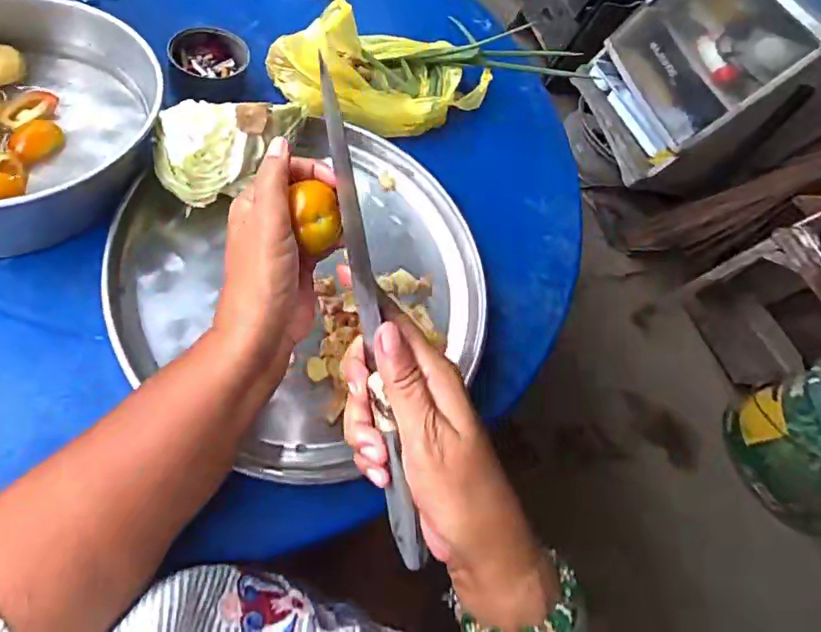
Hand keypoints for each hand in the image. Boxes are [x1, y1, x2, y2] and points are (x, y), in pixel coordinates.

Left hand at [216, 138, 337, 364]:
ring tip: (346, 219)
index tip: (333, 180)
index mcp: (253, 205)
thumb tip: (280, 141)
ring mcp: (285, 242)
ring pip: (313, 213)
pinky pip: (321, 238)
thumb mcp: (267, 219)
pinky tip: (345, 240)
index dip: (309, 168)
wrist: (263, 333)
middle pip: (301, 189)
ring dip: (331, 212)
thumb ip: (274, 178)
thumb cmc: (263, 275)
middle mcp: (267, 219)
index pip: (283, 169)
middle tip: (343, 200)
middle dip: (324, 189)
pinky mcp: (302, 262)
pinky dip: (334, 235)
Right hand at [340, 301, 555, 626]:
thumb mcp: (425, 434)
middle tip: (369, 426)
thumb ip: (402, 381)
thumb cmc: (459, 489)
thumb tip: (383, 328)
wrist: (478, 546)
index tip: (342, 274)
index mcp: (435, 374)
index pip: (398, 324)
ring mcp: (414, 413)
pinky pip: (374, 430)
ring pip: (369, 400)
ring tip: (380, 464)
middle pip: (373, 363)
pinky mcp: (406, 439)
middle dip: (361, 394)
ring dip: (364, 433)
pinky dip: (370, 452)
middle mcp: (424, 385)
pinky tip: (382, 475)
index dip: (370, 300)